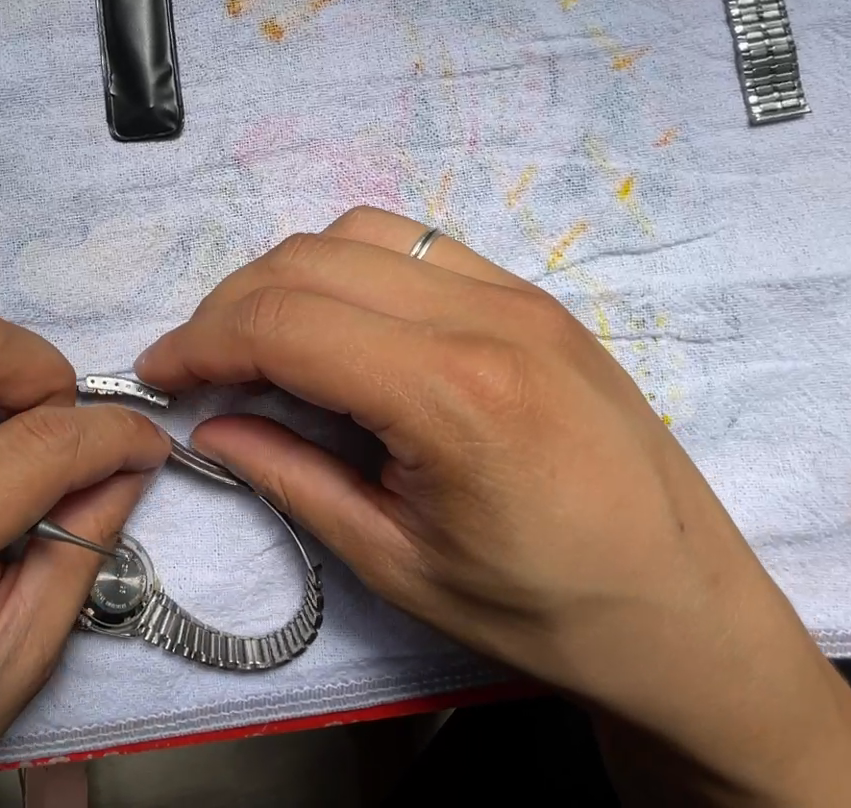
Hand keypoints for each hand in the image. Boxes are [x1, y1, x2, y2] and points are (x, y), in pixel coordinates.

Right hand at [135, 207, 850, 805]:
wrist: (692, 615)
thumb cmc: (543, 612)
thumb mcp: (395, 563)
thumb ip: (290, 478)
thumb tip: (211, 425)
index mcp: (453, 396)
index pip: (284, 324)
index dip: (200, 342)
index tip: (158, 374)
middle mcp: (485, 317)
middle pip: (306, 264)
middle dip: (226, 308)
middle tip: (196, 366)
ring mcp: (516, 293)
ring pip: (352, 235)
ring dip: (282, 279)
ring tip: (256, 341)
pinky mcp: (531, 294)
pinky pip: (408, 244)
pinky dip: (342, 267)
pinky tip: (335, 322)